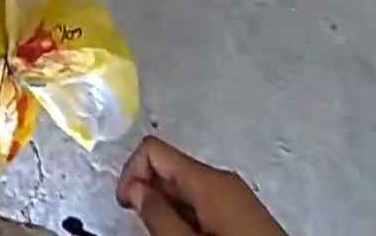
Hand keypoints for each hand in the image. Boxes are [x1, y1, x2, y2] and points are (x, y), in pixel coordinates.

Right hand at [117, 137, 287, 235]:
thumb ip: (157, 214)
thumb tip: (135, 189)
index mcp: (208, 179)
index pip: (153, 148)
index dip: (132, 171)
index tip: (127, 205)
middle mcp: (223, 179)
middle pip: (170, 167)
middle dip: (151, 192)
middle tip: (148, 228)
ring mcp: (239, 196)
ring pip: (187, 187)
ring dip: (170, 207)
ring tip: (171, 235)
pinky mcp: (248, 214)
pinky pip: (206, 202)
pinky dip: (190, 215)